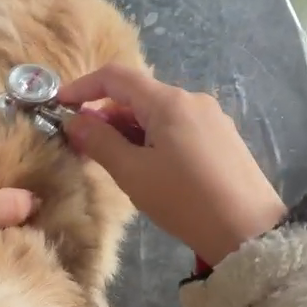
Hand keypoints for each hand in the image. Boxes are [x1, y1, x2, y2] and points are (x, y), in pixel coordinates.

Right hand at [58, 65, 284, 264]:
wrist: (247, 229)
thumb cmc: (183, 199)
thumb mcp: (133, 173)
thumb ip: (100, 142)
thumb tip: (75, 121)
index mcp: (168, 102)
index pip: (116, 77)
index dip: (83, 86)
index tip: (59, 105)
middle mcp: (191, 100)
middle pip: (137, 96)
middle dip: (104, 116)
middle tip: (81, 147)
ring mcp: (210, 118)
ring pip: (156, 114)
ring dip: (127, 131)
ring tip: (112, 163)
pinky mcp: (221, 138)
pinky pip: (175, 128)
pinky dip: (150, 139)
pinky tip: (147, 169)